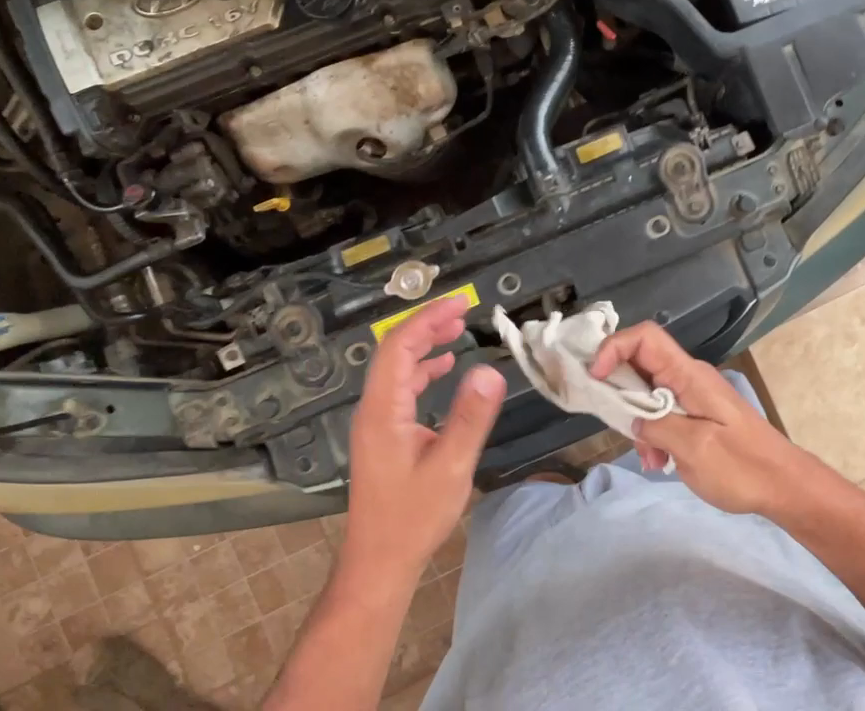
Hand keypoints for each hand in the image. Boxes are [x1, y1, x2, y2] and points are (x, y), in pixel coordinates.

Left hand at [344, 298, 504, 572]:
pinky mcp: (382, 436)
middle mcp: (373, 409)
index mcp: (383, 410)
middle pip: (394, 352)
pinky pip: (399, 388)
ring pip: (396, 368)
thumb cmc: (413, 517)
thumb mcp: (451, 467)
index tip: (459, 303)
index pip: (399, 347)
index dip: (427, 319)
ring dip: (425, 345)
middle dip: (427, 326)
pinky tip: (443, 369)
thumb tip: (491, 370)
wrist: (378, 562)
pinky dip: (422, 369)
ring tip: (456, 330)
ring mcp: (375, 423)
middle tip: (463, 311)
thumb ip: (471, 417)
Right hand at [590, 322, 824, 517]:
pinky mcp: (696, 416)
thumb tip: (632, 416)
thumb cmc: (742, 466)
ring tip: (651, 457)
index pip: (645, 337)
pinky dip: (653, 434)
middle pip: (640, 364)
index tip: (595, 377)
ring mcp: (693, 397)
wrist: (784, 486)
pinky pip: (662, 414)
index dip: (614, 348)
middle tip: (619, 426)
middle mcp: (688, 378)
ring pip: (647, 393)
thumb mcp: (695, 448)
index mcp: (689, 375)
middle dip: (620, 393)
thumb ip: (658, 426)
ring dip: (638, 421)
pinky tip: (660, 461)